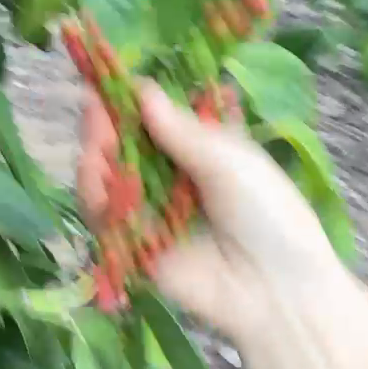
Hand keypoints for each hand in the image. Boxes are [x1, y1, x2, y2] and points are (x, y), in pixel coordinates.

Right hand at [77, 82, 348, 344]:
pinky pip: (100, 214)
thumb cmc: (268, 214)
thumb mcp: (230, 162)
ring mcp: (142, 211)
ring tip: (94, 142)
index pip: (150, 122)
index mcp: (194, 154)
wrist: (274, 287)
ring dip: (94, 156)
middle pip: (119, 147)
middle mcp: (163, 179)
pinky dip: (93, 192)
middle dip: (103, 127)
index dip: (127, 103)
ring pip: (103, 178)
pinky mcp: (127, 242)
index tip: (106, 81)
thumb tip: (142, 90)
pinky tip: (93, 173)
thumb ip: (182, 131)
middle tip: (93, 109)